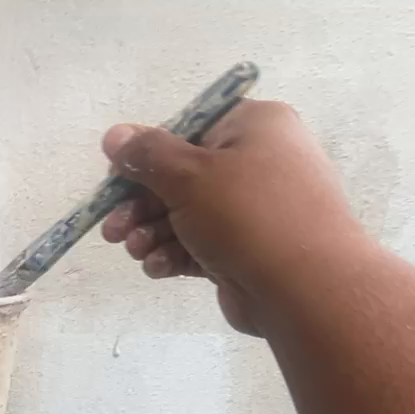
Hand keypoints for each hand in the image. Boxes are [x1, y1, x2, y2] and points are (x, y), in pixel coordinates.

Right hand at [98, 100, 376, 336]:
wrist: (301, 285)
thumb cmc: (247, 216)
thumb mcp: (189, 175)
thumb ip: (146, 155)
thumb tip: (114, 135)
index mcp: (250, 128)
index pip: (185, 131)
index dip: (144, 158)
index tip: (113, 184)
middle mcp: (252, 162)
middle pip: (177, 179)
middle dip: (139, 208)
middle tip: (112, 231)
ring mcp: (247, 209)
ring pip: (180, 217)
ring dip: (150, 235)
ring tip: (138, 252)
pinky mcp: (239, 249)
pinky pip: (194, 245)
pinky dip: (171, 255)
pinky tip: (161, 268)